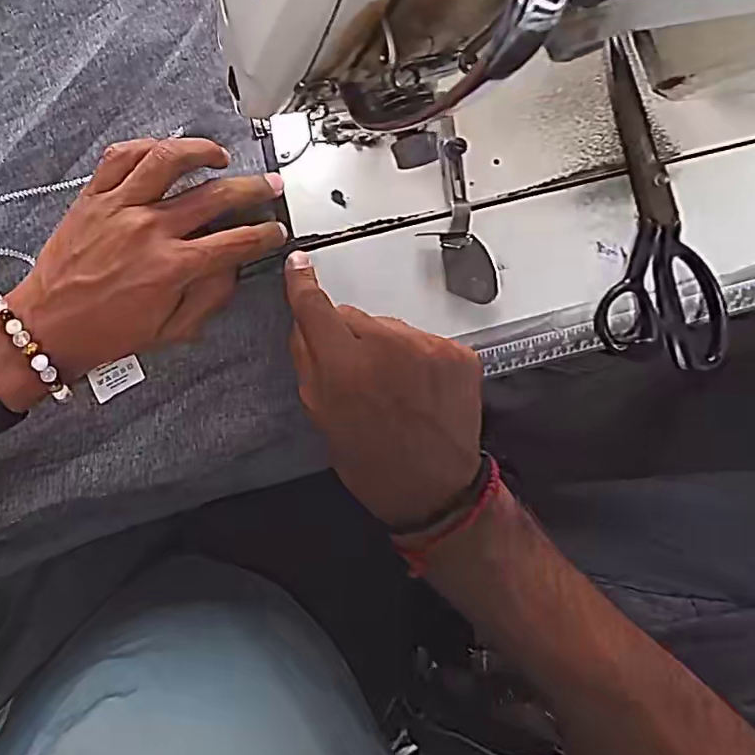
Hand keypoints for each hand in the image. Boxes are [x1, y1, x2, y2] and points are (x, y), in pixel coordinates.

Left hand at [0, 138, 287, 410]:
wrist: (47, 326)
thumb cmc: (101, 332)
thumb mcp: (167, 330)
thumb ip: (207, 298)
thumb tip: (231, 268)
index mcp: (170, 267)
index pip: (235, 240)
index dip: (264, 233)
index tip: (273, 230)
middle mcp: (148, 230)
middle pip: (215, 195)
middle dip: (253, 189)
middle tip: (266, 187)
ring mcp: (119, 208)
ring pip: (169, 159)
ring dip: (202, 151)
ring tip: (219, 156)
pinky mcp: (93, 198)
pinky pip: (120, 157)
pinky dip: (146, 146)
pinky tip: (163, 150)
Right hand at [284, 250, 482, 528]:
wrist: (435, 489)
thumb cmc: (374, 462)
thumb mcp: (321, 415)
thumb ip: (307, 363)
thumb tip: (302, 325)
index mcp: (345, 367)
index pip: (315, 306)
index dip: (302, 283)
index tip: (298, 265)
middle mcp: (387, 348)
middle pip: (351, 315)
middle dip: (347, 337)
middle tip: (356, 375)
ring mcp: (426, 347)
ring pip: (387, 325)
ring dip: (383, 346)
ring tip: (391, 386)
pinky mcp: (455, 352)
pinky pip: (419, 337)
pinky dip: (413, 355)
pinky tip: (414, 386)